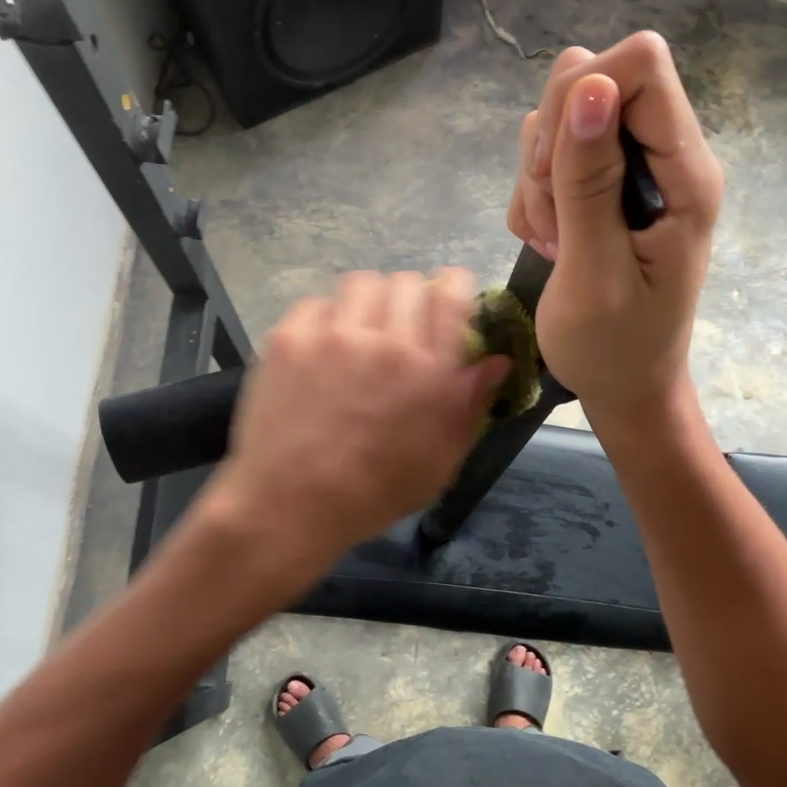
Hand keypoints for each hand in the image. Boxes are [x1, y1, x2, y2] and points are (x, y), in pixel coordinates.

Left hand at [201, 270, 510, 565]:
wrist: (290, 504)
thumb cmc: (374, 494)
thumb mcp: (440, 463)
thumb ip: (470, 406)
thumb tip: (496, 361)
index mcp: (432, 372)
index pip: (452, 295)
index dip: (455, 288)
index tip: (449, 300)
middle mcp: (387, 342)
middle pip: (407, 282)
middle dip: (411, 299)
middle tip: (401, 329)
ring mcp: (334, 336)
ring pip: (362, 284)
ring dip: (369, 303)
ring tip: (359, 335)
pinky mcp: (289, 339)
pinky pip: (315, 305)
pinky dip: (324, 320)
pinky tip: (320, 350)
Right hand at [506, 32, 723, 422]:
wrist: (623, 389)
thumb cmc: (614, 349)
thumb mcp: (595, 275)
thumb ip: (589, 184)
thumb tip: (589, 87)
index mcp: (684, 173)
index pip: (640, 65)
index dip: (584, 98)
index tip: (557, 169)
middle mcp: (663, 157)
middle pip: (591, 82)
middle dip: (552, 148)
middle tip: (555, 218)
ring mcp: (631, 172)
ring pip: (561, 123)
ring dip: (539, 182)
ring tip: (555, 244)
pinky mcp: (602, 190)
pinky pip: (549, 159)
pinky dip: (535, 201)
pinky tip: (550, 246)